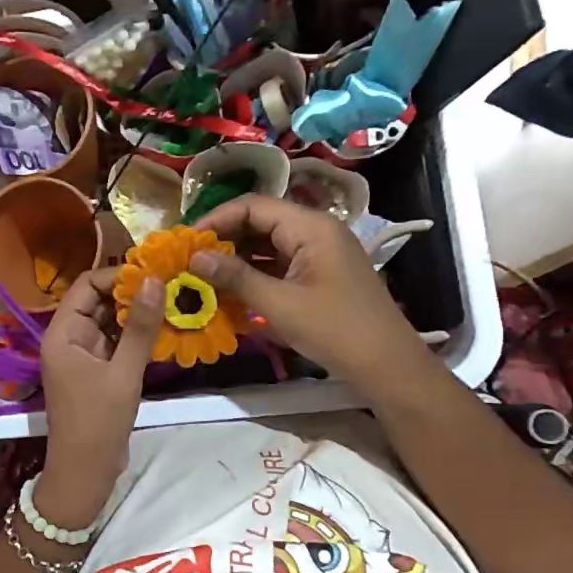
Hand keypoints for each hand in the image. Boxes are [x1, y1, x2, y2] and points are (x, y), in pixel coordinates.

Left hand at [36, 267, 163, 525]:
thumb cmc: (99, 421)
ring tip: (173, 303)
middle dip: (132, 292)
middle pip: (99, 301)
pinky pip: (116, 342)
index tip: (154, 272)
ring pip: (110, 322)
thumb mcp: (124, 372)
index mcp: (63, 333)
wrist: (85, 472)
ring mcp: (84, 356)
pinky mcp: (98, 371)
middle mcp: (70, 338)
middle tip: (171, 285)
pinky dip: (137, 336)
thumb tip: (155, 281)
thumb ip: (140, 327)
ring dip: (138, 314)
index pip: (87, 286)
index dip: (117, 274)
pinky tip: (164, 330)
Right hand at [190, 195, 432, 392]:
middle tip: (191, 263)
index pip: (253, 206)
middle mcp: (316, 232)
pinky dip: (256, 276)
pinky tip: (233, 293)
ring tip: (204, 279)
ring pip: (269, 246)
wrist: (387, 365)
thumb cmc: (335, 330)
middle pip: (261, 223)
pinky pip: (281, 266)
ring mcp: (320, 255)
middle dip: (225, 241)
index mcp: (311, 227)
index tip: (186, 243)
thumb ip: (236, 278)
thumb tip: (194, 258)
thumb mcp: (280, 305)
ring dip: (238, 260)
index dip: (216, 220)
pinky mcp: (321, 276)